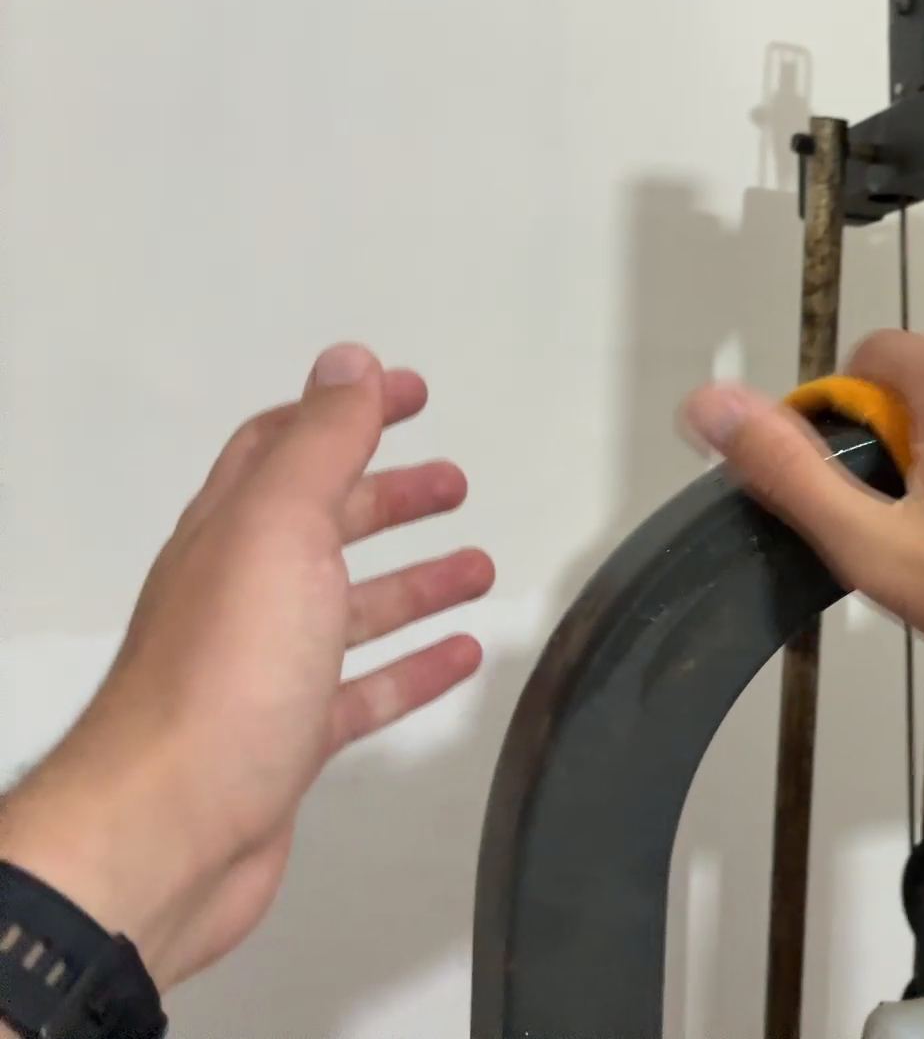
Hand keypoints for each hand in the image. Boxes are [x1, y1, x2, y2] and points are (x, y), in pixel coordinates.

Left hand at [0, 343, 493, 989]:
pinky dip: (420, 663)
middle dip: (394, 497)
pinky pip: (372, 683)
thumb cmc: (231, 675)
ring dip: (421, 580)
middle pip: (328, 527)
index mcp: (238, 539)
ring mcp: (273, 665)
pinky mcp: (300, 729)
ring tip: (478, 567)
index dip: (349, 412)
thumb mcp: (280, 533)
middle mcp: (249, 593)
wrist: (171, 833)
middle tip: (454, 482)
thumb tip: (351, 364)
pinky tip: (462, 654)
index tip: (411, 393)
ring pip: (357, 606)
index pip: (289, 450)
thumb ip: (320, 446)